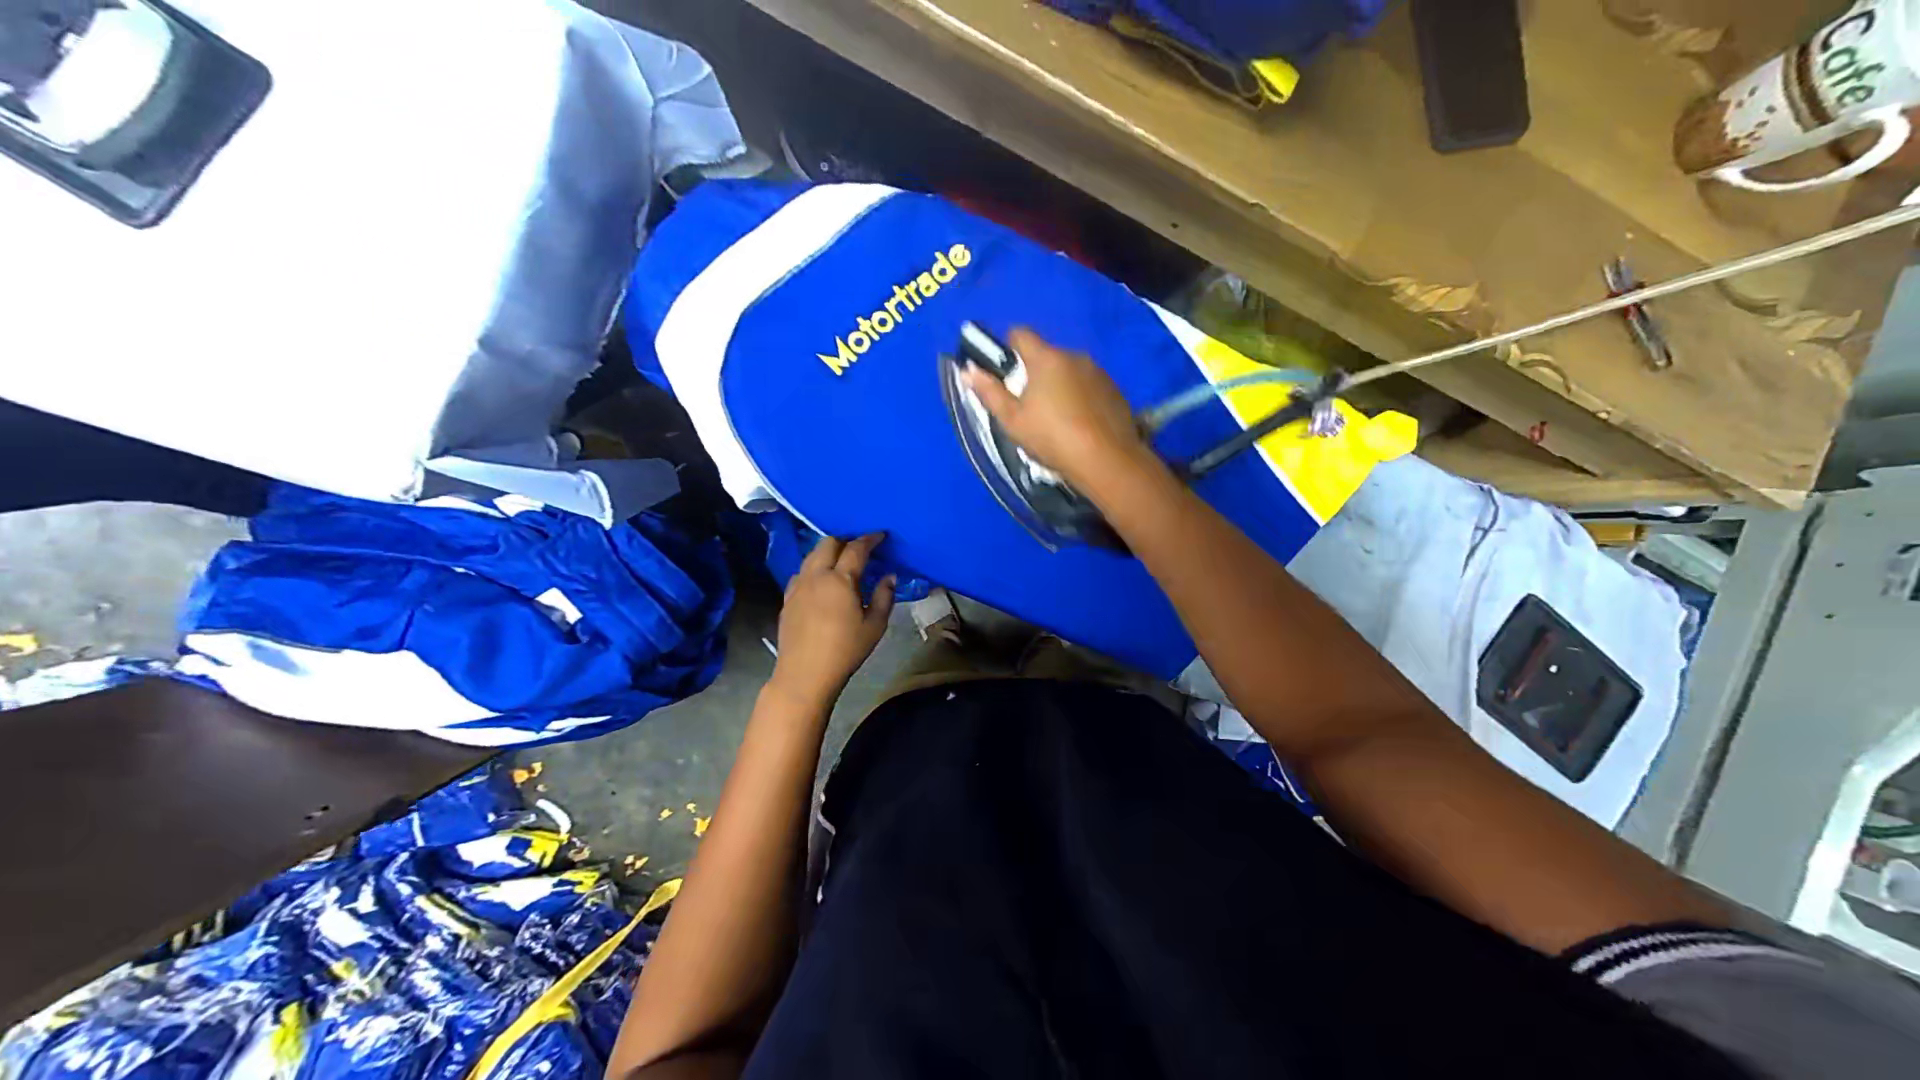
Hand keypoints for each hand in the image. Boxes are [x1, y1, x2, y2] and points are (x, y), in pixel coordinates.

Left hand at [770, 533, 897, 701]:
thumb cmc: (845, 650)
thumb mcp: (874, 626)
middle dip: (845, 539)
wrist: (805, 673)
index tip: (880, 535)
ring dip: (827, 552)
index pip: (856, 548)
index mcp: (840, 580)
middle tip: (859, 546)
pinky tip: (820, 581)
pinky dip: (813, 568)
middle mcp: (816, 575)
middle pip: (828, 543)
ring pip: (811, 555)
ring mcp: (798, 585)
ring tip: (840, 561)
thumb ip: (884, 597)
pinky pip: (801, 572)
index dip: (870, 539)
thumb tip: (889, 576)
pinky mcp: (787, 598)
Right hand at [960, 327, 1156, 492]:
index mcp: (1045, 358)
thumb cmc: (1052, 437)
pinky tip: (1080, 424)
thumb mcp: (1013, 420)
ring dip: (1060, 385)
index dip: (1007, 347)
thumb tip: (968, 370)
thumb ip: (990, 392)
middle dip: (1034, 373)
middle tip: (1028, 406)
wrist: (1106, 460)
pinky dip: (1081, 398)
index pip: (1020, 333)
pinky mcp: (1115, 390)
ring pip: (1069, 371)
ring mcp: (1098, 372)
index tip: (1004, 372)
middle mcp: (1074, 356)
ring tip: (1057, 419)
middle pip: (1046, 355)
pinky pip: (1089, 386)